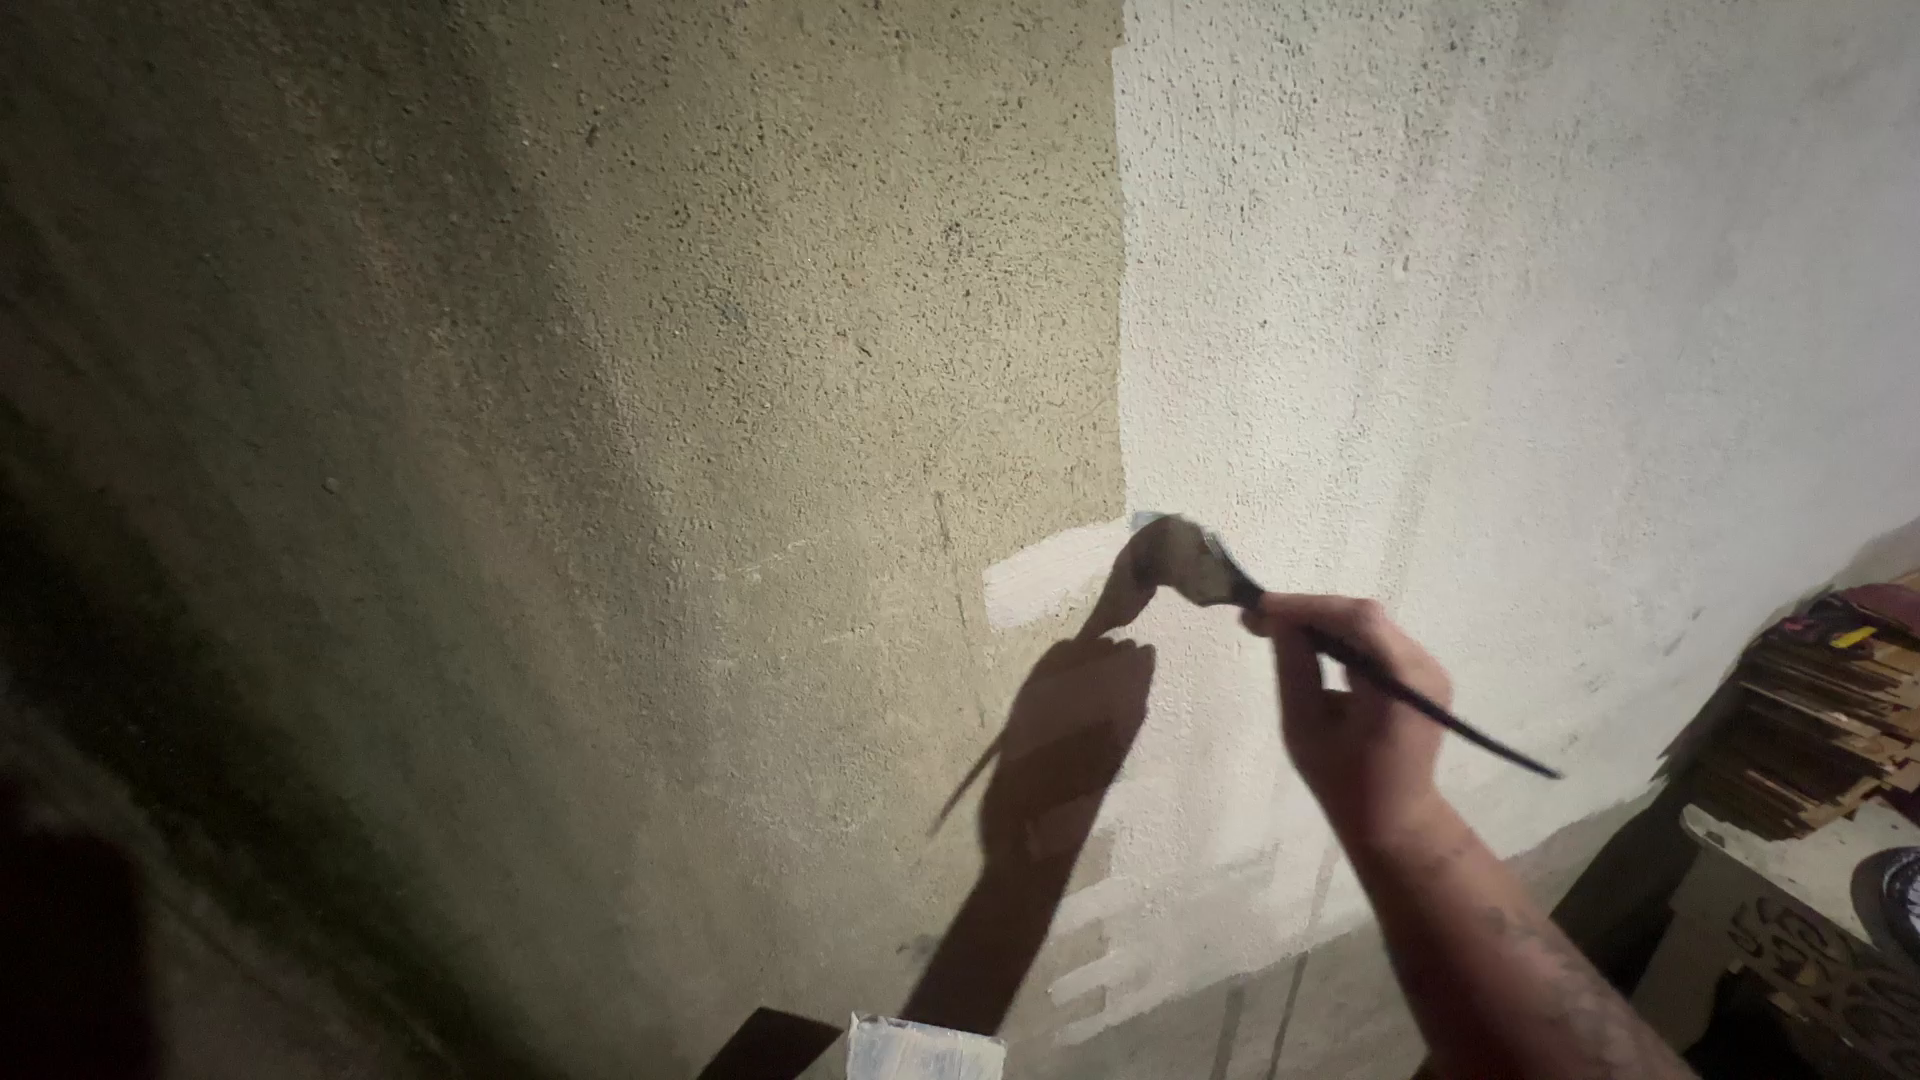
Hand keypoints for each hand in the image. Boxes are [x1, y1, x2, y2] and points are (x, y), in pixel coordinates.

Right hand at [1242, 594, 1451, 842]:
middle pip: (1364, 617)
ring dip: (1319, 621)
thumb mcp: (1304, 727)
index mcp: (1404, 685)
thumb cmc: (1343, 781)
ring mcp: (1425, 670)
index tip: (1259, 607)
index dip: (1306, 607)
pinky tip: (1304, 642)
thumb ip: (1295, 668)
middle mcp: (1424, 669)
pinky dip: (1335, 635)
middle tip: (1258, 618)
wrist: (1392, 817)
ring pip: (1367, 624)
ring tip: (1273, 627)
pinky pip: (1372, 640)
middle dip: (1308, 612)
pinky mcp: (1416, 674)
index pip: (1358, 622)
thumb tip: (1279, 620)